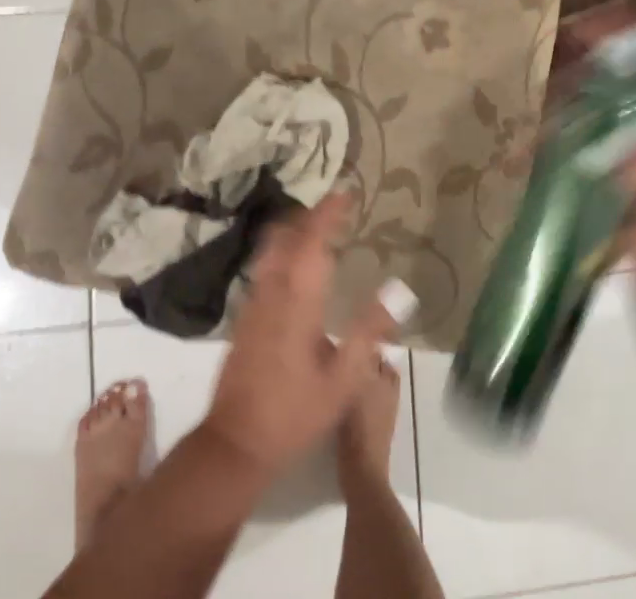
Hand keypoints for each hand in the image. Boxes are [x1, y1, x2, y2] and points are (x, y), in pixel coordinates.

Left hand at [202, 194, 394, 475]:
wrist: (235, 443)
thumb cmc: (295, 412)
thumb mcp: (345, 379)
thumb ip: (371, 331)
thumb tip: (400, 290)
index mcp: (298, 304)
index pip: (312, 243)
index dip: (327, 214)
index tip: (344, 193)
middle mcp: (270, 295)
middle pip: (283, 239)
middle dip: (307, 217)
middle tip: (333, 209)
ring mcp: (251, 307)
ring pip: (268, 253)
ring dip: (292, 233)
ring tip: (317, 230)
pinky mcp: (243, 322)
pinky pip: (262, 271)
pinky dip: (281, 254)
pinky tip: (295, 270)